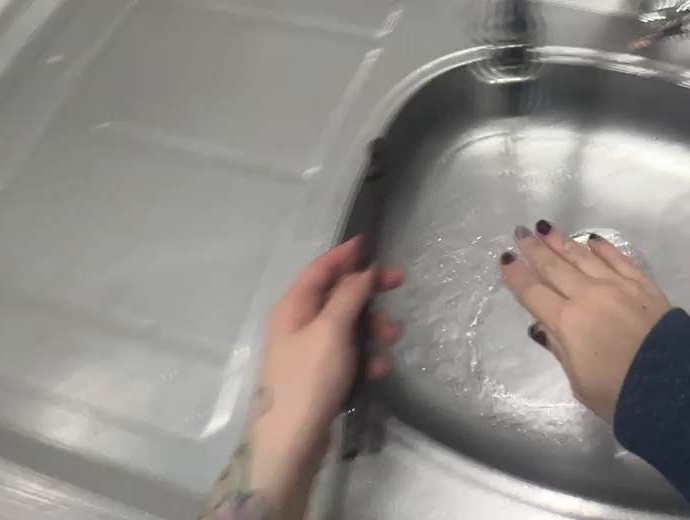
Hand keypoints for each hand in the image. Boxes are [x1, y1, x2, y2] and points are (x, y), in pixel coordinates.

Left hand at [248, 236, 402, 517]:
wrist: (289, 446)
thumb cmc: (308, 379)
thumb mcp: (332, 329)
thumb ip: (349, 295)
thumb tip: (363, 269)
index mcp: (294, 306)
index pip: (321, 268)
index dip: (346, 254)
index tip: (373, 243)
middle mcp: (300, 323)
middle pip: (339, 294)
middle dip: (369, 291)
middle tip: (399, 283)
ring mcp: (310, 350)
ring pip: (349, 324)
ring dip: (373, 327)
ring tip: (392, 339)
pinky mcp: (321, 375)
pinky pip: (349, 353)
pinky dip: (366, 357)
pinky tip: (378, 370)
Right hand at [498, 221, 671, 421]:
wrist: (672, 386)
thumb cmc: (620, 395)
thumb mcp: (579, 382)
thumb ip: (559, 349)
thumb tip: (541, 325)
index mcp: (567, 322)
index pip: (534, 293)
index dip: (517, 275)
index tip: (506, 258)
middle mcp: (587, 295)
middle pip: (555, 267)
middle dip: (535, 249)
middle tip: (522, 232)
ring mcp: (616, 284)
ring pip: (582, 256)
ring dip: (562, 240)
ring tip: (546, 227)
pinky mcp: (641, 282)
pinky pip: (616, 258)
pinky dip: (602, 247)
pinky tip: (591, 239)